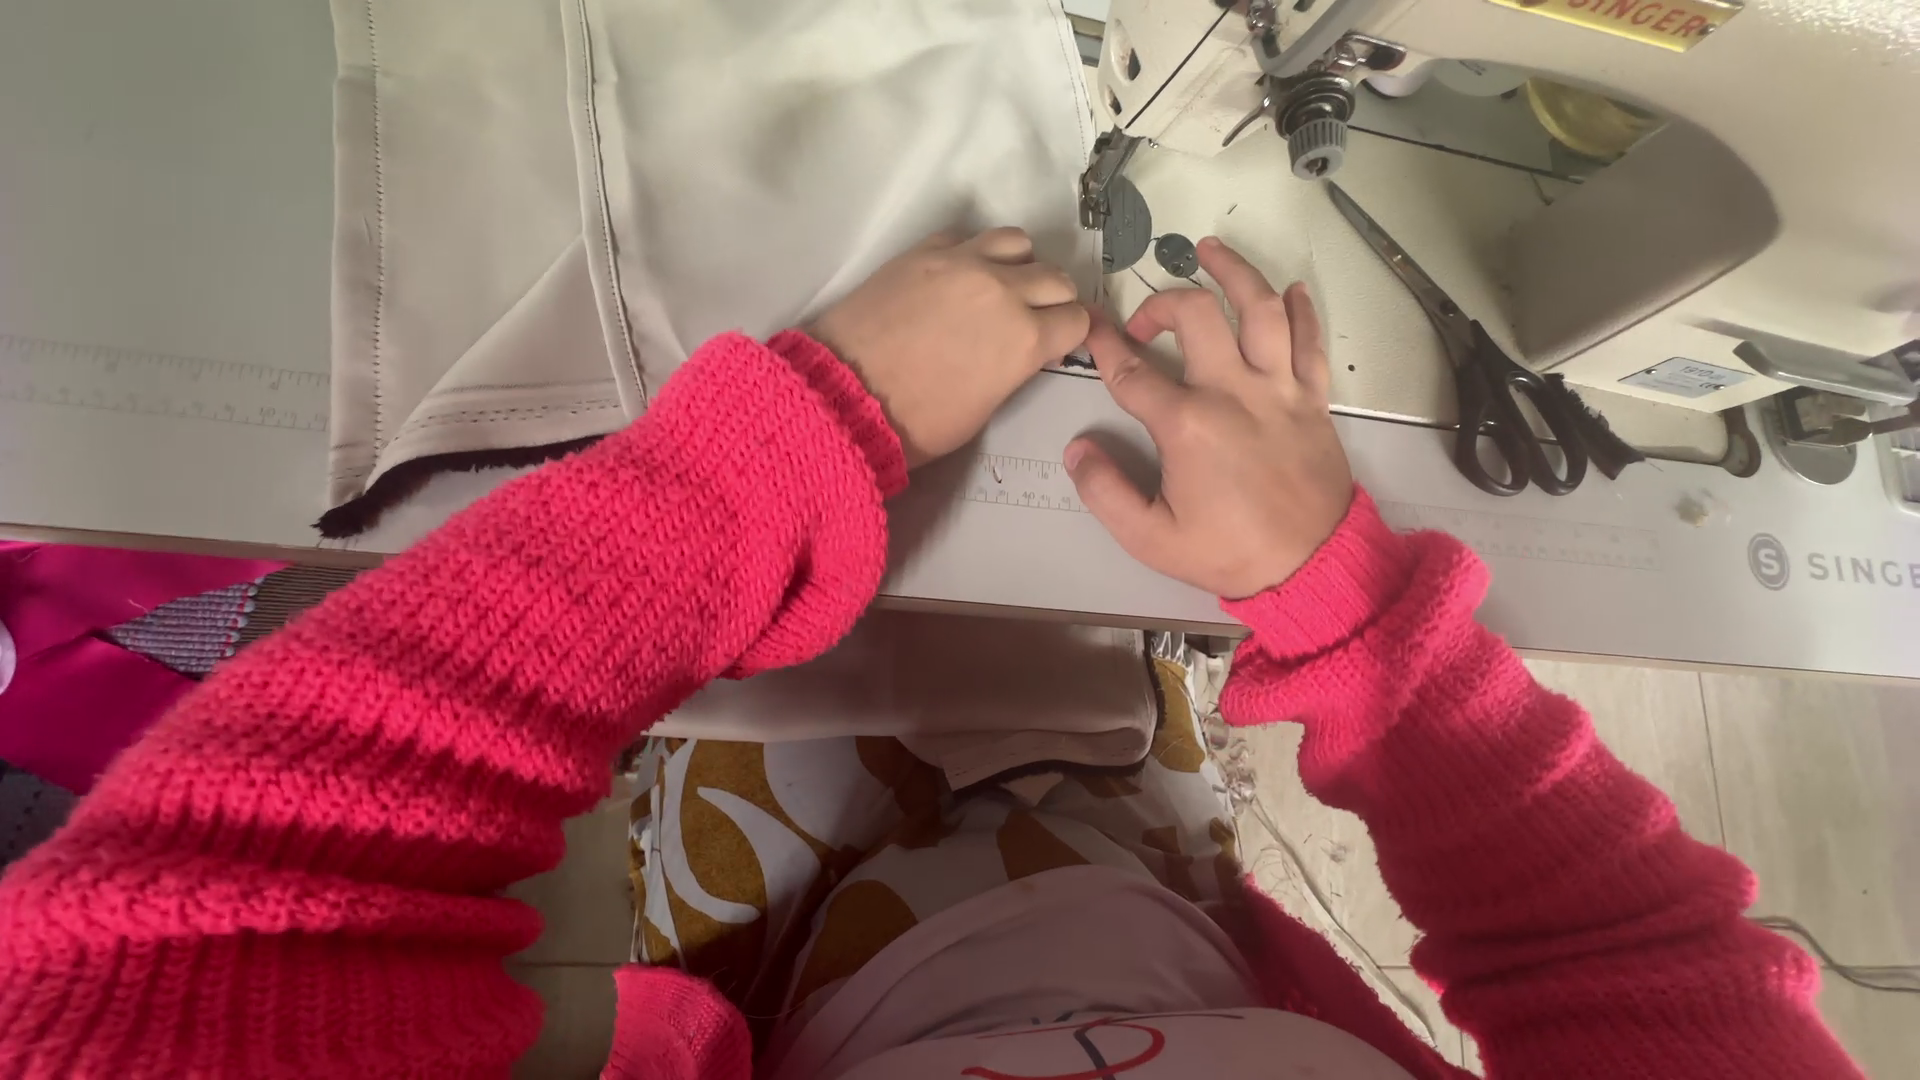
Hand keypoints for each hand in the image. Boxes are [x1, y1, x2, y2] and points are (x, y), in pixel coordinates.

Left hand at [810, 228, 1089, 467]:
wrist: (844, 395)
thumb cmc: (916, 423)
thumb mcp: (983, 410)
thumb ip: (1014, 369)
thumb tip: (1022, 350)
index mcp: (1026, 340)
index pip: (1076, 320)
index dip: (1069, 335)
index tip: (1054, 344)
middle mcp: (1004, 291)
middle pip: (1056, 278)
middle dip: (1053, 300)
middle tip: (1033, 318)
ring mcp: (963, 263)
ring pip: (1018, 243)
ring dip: (1020, 266)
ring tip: (1001, 287)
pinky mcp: (924, 251)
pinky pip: (968, 237)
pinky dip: (975, 254)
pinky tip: (960, 276)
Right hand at [1065, 236, 1352, 598]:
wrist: (1312, 566)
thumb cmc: (1227, 552)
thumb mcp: (1149, 537)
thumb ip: (1104, 492)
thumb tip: (1077, 450)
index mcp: (1187, 424)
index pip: (1132, 372)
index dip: (1103, 345)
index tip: (1087, 327)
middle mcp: (1233, 391)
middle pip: (1196, 316)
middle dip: (1161, 304)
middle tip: (1144, 321)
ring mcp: (1278, 390)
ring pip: (1260, 308)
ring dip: (1235, 272)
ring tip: (1212, 249)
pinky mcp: (1312, 399)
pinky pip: (1309, 340)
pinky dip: (1301, 309)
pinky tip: (1289, 289)